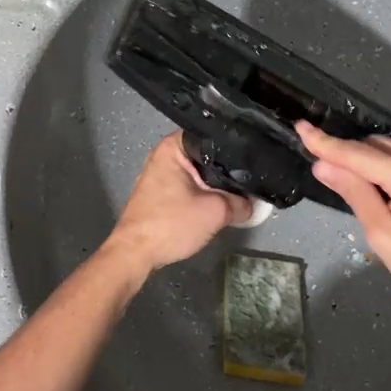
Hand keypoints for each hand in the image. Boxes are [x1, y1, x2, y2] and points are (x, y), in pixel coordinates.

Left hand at [102, 133, 254, 274]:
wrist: (136, 253)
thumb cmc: (171, 223)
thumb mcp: (216, 212)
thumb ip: (240, 203)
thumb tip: (253, 203)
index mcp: (173, 146)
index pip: (212, 136)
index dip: (235, 147)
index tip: (255, 159)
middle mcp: (164, 154)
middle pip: (206, 157)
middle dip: (227, 170)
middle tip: (252, 180)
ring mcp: (160, 174)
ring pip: (198, 175)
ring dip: (215, 186)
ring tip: (238, 194)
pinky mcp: (160, 193)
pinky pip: (189, 188)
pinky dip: (202, 196)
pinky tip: (217, 206)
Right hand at [298, 121, 390, 326]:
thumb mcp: (386, 239)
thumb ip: (356, 196)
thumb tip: (325, 166)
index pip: (359, 154)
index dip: (326, 142)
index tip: (300, 127)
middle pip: (377, 145)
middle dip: (349, 154)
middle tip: (325, 171)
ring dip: (369, 160)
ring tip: (355, 188)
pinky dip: (390, 167)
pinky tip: (383, 191)